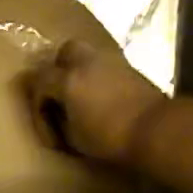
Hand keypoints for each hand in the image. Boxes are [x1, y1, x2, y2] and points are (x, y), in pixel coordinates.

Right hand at [27, 40, 168, 166]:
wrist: (154, 129)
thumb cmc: (110, 138)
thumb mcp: (75, 138)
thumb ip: (61, 122)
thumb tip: (61, 116)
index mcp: (67, 79)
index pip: (38, 82)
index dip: (38, 106)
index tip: (49, 129)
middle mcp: (86, 61)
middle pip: (62, 54)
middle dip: (57, 73)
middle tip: (61, 98)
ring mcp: (110, 60)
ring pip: (86, 55)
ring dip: (79, 73)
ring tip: (82, 98)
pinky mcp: (129, 66)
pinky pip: (104, 65)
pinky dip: (97, 77)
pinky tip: (102, 99)